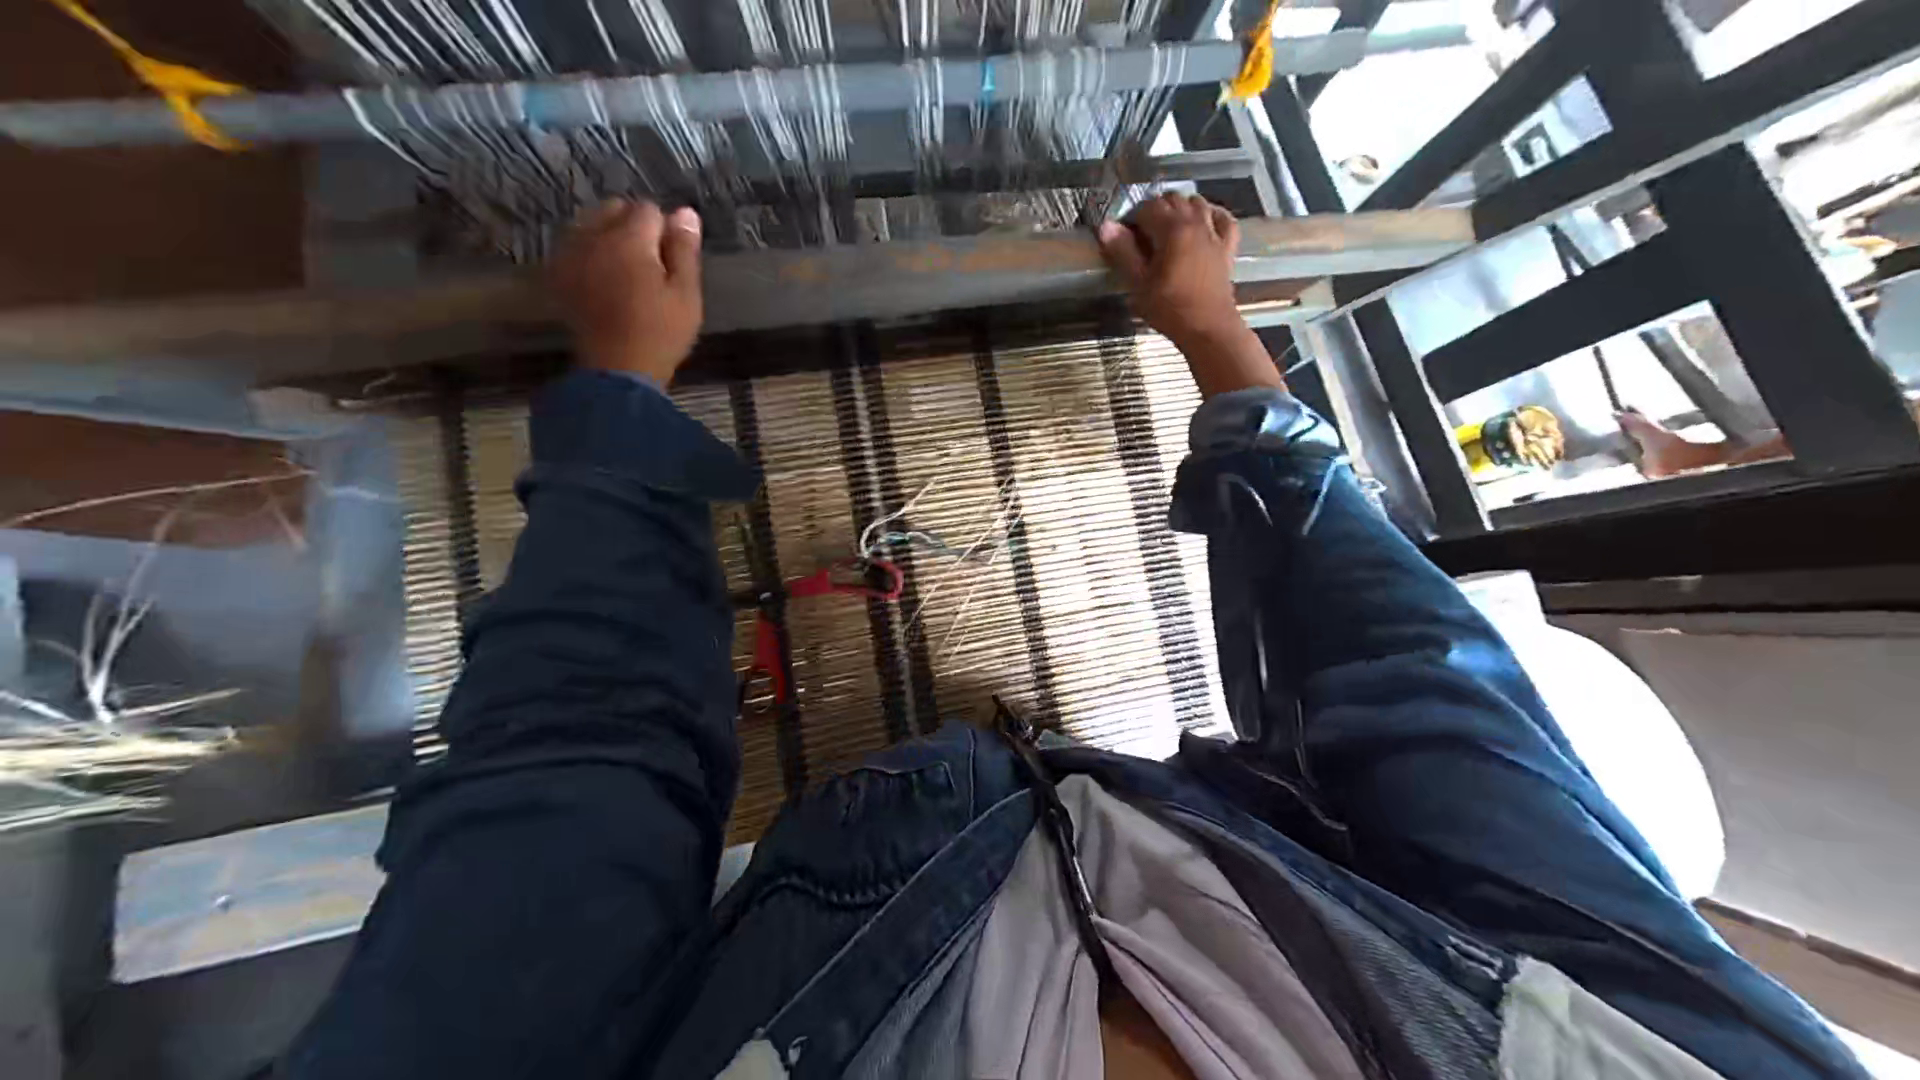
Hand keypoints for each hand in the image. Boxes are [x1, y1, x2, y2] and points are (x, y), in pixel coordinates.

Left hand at [549, 199, 703, 383]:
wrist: (617, 371)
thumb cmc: (660, 334)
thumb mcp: (686, 295)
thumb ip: (685, 250)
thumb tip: (686, 212)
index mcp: (629, 240)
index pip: (649, 210)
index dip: (666, 231)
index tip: (674, 260)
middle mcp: (593, 236)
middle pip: (616, 209)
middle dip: (635, 227)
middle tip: (653, 265)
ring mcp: (570, 254)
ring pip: (591, 224)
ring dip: (610, 236)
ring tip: (627, 270)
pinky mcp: (558, 273)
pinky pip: (574, 245)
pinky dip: (590, 251)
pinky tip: (603, 277)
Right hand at [1098, 194, 1281, 396]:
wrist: (1208, 328)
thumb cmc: (1169, 309)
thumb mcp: (1138, 284)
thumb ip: (1123, 252)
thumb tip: (1106, 226)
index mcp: (1172, 229)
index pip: (1147, 207)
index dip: (1131, 218)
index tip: (1123, 237)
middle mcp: (1196, 222)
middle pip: (1172, 199)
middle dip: (1154, 210)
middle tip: (1141, 235)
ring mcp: (1215, 233)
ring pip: (1197, 203)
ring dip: (1180, 208)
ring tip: (1167, 229)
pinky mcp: (1227, 246)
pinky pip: (1222, 218)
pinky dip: (1211, 215)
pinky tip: (1203, 222)